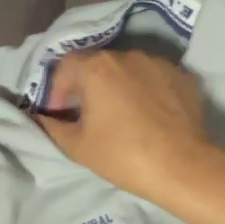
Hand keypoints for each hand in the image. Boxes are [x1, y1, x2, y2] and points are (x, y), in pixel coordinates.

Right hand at [35, 50, 220, 200]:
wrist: (182, 167)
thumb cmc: (122, 156)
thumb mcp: (77, 147)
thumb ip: (52, 127)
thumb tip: (42, 117)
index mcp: (96, 68)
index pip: (65, 66)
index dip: (58, 89)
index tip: (61, 114)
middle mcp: (127, 56)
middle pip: (97, 64)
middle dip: (87, 86)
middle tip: (88, 115)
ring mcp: (158, 63)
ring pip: (127, 69)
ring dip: (117, 86)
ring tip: (121, 115)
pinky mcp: (182, 76)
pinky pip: (154, 78)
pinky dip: (145, 91)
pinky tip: (148, 116)